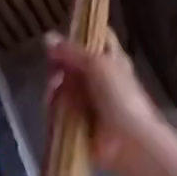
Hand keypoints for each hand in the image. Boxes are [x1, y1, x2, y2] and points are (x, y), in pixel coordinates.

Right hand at [46, 32, 165, 168]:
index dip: (79, 35)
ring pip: (62, 85)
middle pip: (71, 62)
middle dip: (59, 64)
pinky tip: (52, 105)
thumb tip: (48, 38)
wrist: (128, 140)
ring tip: (54, 90)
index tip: (61, 37)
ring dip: (55, 87)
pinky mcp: (77, 120)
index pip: (94, 38)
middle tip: (53, 69)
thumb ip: (72, 51)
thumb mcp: (98, 64)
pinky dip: (54, 106)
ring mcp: (87, 99)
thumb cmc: (119, 96)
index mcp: (111, 58)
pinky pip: (59, 108)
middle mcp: (99, 76)